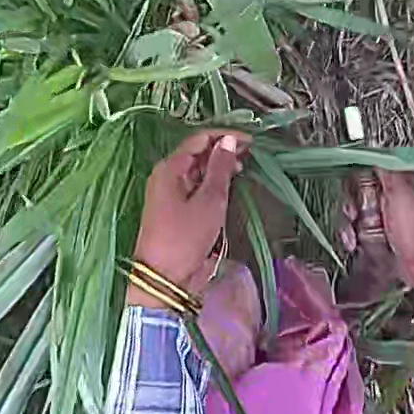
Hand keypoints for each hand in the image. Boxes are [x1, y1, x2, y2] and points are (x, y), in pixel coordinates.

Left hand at [131, 129, 248, 306]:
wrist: (163, 277)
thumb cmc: (185, 237)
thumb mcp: (210, 201)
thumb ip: (220, 168)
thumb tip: (229, 141)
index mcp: (170, 168)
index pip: (199, 139)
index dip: (225, 136)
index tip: (250, 141)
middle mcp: (165, 174)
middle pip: (196, 152)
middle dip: (222, 149)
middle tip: (250, 154)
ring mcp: (167, 191)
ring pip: (195, 169)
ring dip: (217, 166)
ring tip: (242, 168)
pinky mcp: (172, 207)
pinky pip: (193, 184)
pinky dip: (210, 181)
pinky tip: (226, 185)